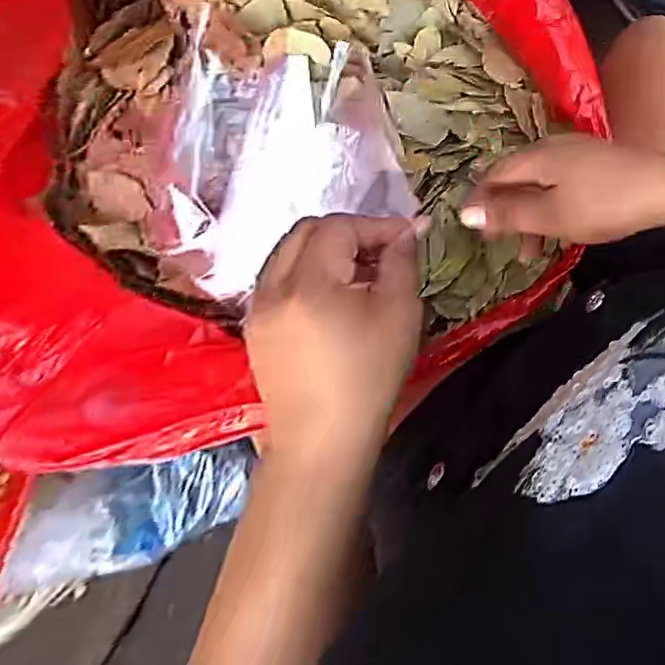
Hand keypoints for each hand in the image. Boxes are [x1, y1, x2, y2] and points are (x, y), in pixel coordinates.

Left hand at [248, 215, 425, 463]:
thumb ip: (401, 260)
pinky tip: (342, 297)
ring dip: (329, 250)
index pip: (338, 227)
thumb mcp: (400, 309)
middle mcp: (272, 289)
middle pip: (306, 232)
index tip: (408, 240)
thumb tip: (407, 230)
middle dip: (350, 232)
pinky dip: (312, 272)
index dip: (377, 226)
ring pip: (290, 253)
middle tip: (385, 251)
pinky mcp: (256, 329)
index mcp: (307, 282)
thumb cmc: (370, 371)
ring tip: (366, 274)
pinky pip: (282, 279)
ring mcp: (257, 310)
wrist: (324, 438)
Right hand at [460, 134, 664, 243]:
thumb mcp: (552, 215)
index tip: (471, 230)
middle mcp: (557, 146)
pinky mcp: (604, 163)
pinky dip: (557, 208)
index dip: (479, 201)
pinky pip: (567, 185)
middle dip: (507, 212)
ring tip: (534, 252)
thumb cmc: (606, 204)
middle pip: (519, 177)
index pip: (494, 173)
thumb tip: (465, 211)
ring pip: (545, 184)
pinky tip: (566, 229)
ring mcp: (583, 152)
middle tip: (503, 244)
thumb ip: (510, 213)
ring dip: (534, 216)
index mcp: (538, 156)